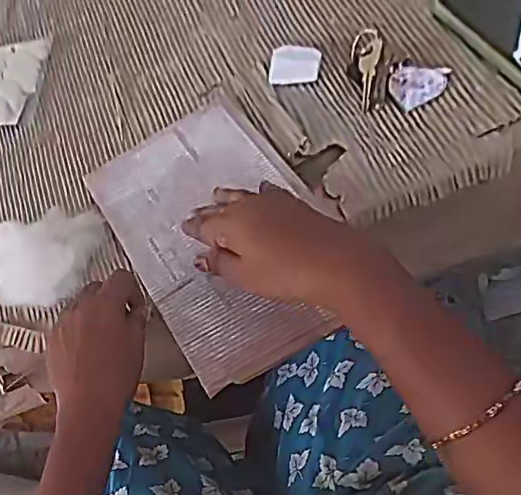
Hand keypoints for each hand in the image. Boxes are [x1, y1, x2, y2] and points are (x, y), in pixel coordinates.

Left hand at [48, 271, 147, 427]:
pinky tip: (85, 354)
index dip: (132, 291)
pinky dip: (77, 332)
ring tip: (101, 341)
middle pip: (96, 289)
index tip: (136, 308)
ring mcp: (62, 323)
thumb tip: (136, 311)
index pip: (121, 278)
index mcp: (105, 303)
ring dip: (91, 316)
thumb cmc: (116, 378)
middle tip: (120, 322)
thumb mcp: (136, 346)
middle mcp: (80, 307)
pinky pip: (67, 326)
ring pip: (79, 308)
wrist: (87, 406)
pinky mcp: (52, 340)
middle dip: (109, 300)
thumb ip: (137, 321)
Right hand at [184, 183, 409, 311]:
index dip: (194, 228)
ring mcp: (274, 202)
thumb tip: (203, 257)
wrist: (334, 263)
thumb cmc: (288, 273)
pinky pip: (267, 193)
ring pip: (243, 196)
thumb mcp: (244, 276)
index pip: (205, 225)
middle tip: (197, 214)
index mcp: (232, 225)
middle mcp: (250, 207)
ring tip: (219, 196)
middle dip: (208, 211)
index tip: (186, 228)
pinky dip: (257, 194)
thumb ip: (221, 264)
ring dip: (229, 198)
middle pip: (222, 207)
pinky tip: (260, 192)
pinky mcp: (295, 205)